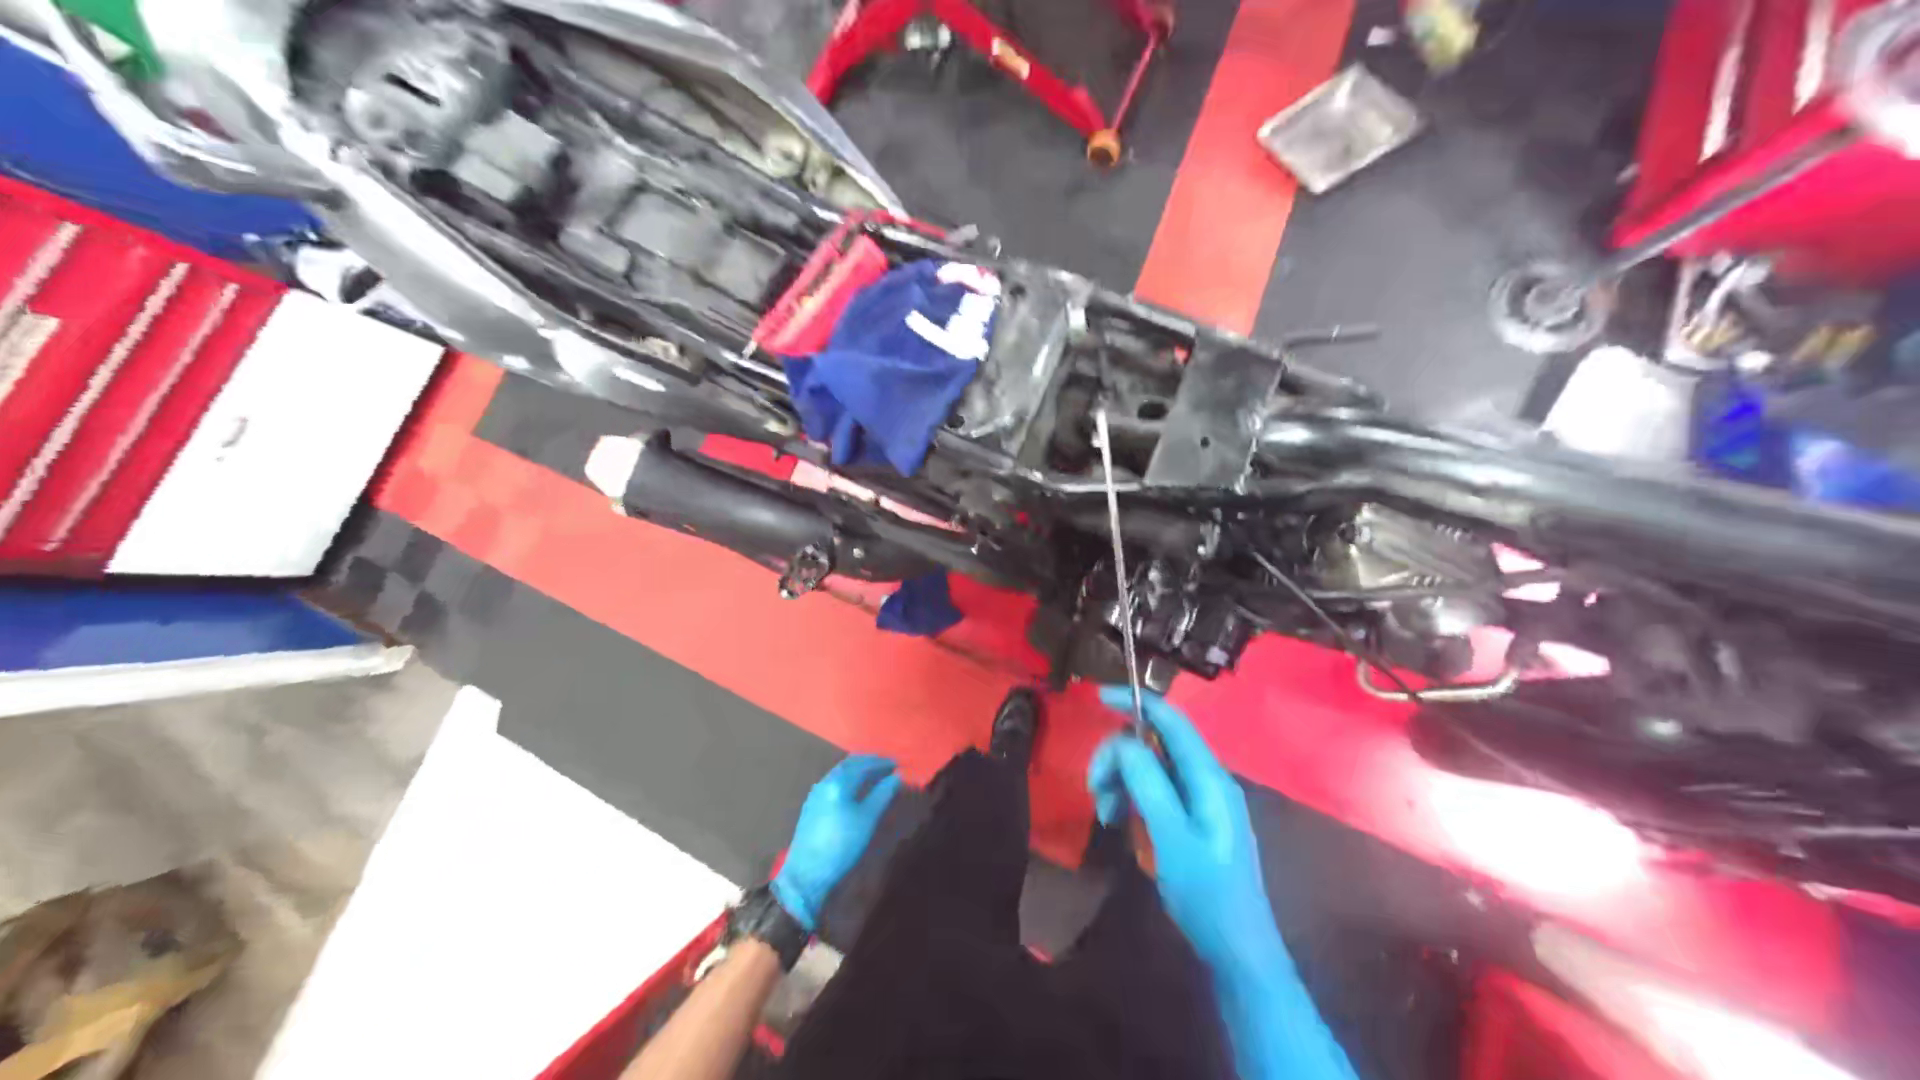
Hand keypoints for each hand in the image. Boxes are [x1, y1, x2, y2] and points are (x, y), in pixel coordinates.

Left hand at [772, 755, 902, 930]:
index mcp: (838, 782)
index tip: (897, 764)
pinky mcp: (812, 805)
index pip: (863, 763)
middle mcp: (825, 781)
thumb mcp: (867, 820)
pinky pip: (834, 782)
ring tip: (875, 777)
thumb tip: (897, 777)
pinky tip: (856, 790)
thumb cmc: (841, 846)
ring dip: (859, 770)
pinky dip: (849, 780)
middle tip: (887, 767)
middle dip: (869, 762)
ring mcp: (816, 793)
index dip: (882, 762)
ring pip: (840, 773)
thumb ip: (882, 794)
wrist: (806, 873)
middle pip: (850, 764)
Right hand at [1087, 688, 1281, 976]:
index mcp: (1209, 777)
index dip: (1136, 702)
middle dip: (1119, 757)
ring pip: (1151, 769)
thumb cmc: (1206, 893)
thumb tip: (1124, 741)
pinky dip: (1133, 800)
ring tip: (1107, 815)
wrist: (1238, 951)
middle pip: (1155, 745)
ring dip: (1122, 781)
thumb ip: (1149, 783)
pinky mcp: (1191, 820)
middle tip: (1094, 788)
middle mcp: (1206, 780)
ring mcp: (1200, 800)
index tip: (1097, 697)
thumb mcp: (1171, 837)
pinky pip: (1156, 793)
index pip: (1172, 720)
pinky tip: (1121, 824)